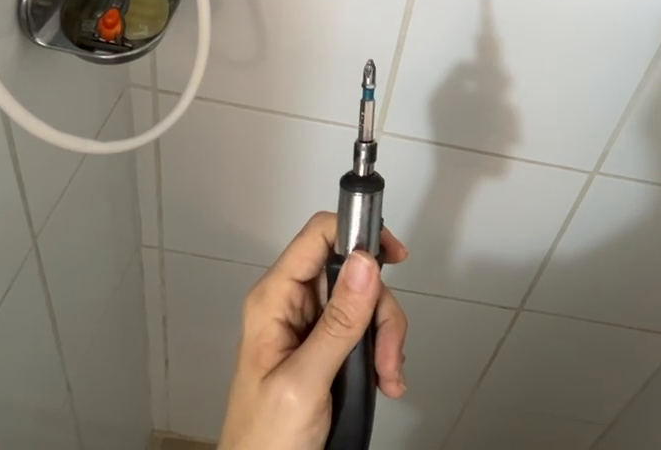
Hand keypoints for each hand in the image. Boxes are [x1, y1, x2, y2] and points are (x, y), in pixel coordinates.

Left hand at [218, 212, 409, 449]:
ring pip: (364, 300)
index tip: (394, 256)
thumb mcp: (305, 382)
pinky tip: (384, 380)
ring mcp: (308, 323)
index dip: (358, 233)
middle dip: (379, 309)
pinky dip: (381, 351)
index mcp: (274, 298)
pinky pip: (363, 328)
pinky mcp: (324, 345)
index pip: (318, 235)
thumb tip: (366, 261)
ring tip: (387, 375)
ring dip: (385, 336)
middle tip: (389, 352)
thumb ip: (338, 322)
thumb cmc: (266, 441)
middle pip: (352, 270)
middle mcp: (291, 302)